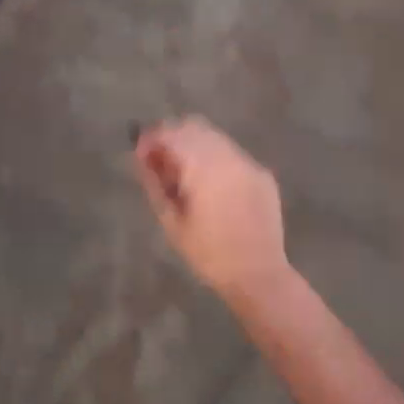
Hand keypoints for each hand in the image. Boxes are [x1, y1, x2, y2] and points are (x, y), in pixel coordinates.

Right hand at [134, 116, 293, 316]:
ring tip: (184, 176)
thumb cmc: (208, 253)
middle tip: (160, 163)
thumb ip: (154, 183)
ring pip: (214, 138)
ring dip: (194, 147)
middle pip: (193, 126)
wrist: (259, 276)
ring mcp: (248, 164)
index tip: (140, 155)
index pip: (170, 133)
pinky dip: (215, 160)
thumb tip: (141, 158)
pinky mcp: (262, 176)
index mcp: (203, 165)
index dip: (151, 139)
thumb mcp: (171, 220)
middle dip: (172, 137)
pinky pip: (232, 156)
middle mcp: (227, 156)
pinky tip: (211, 187)